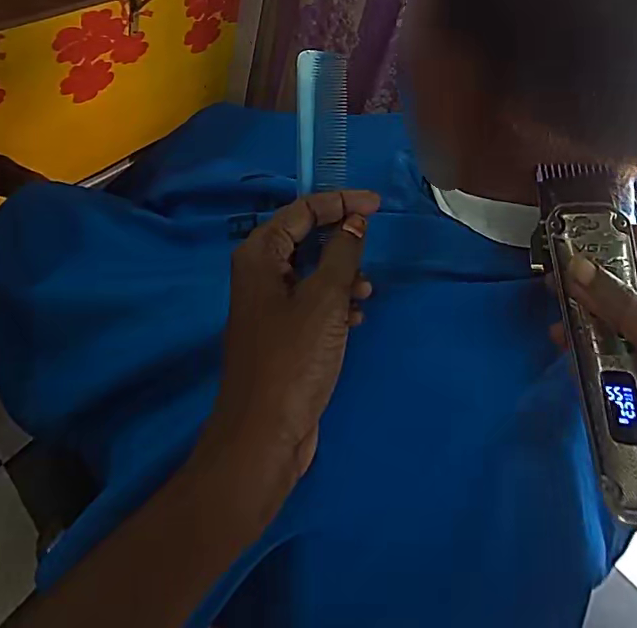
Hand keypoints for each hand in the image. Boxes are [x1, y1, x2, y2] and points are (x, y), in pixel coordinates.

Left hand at [195, 190, 379, 494]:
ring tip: (365, 292)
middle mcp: (259, 271)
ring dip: (342, 273)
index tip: (377, 204)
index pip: (302, 210)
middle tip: (373, 240)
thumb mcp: (325, 299)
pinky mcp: (282, 331)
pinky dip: (336, 301)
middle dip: (341, 238)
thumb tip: (355, 220)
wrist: (265, 434)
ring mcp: (269, 303)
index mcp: (259, 254)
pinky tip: (356, 318)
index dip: (340, 201)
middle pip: (305, 236)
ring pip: (312, 270)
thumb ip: (342, 253)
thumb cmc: (293, 359)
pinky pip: (313, 299)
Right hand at [562, 226, 636, 507]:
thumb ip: (624, 307)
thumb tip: (580, 268)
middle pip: (634, 274)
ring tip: (567, 328)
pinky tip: (591, 356)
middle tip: (558, 292)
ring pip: (634, 308)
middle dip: (594, 283)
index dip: (602, 239)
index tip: (564, 248)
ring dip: (600, 317)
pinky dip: (615, 343)